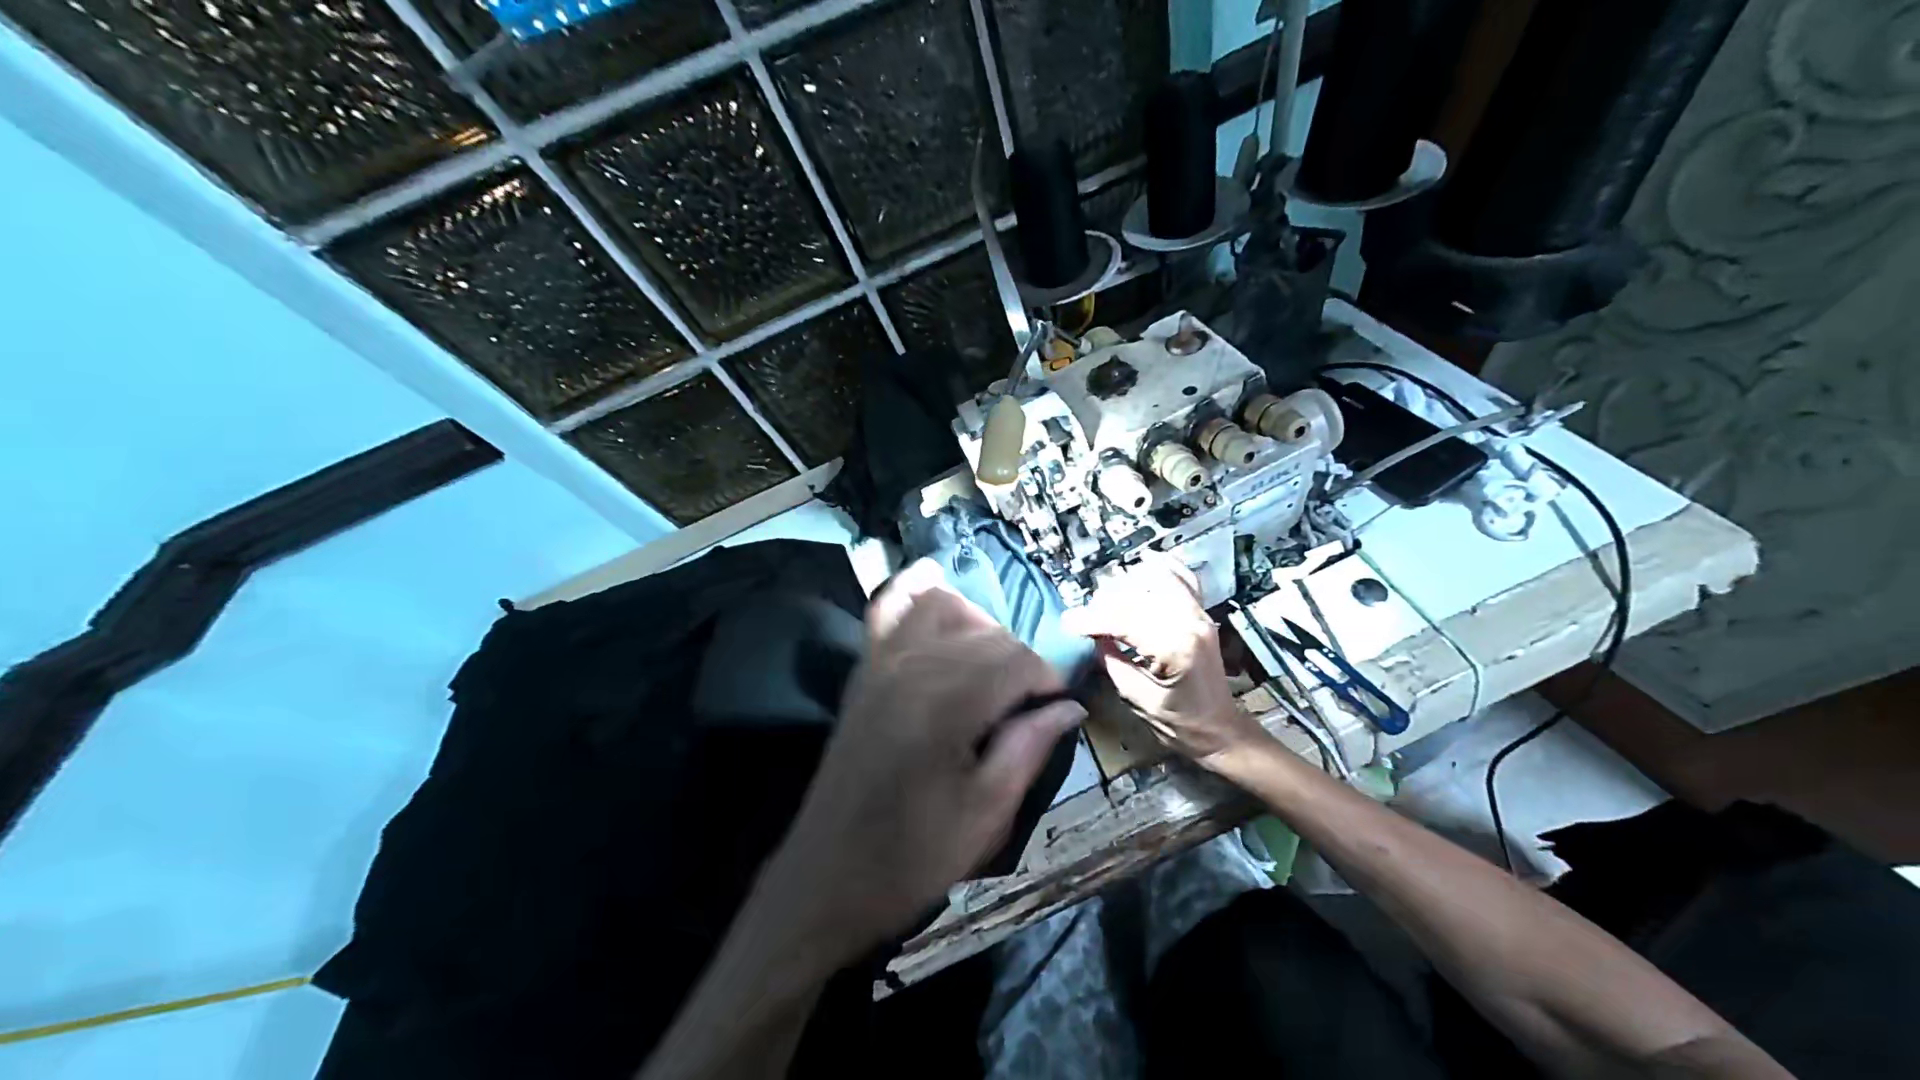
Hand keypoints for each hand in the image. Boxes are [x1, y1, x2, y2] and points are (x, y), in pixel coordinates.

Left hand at [761, 560, 1085, 964]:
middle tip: (1029, 706)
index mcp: (945, 704)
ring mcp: (880, 663)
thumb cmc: (911, 858)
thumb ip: (1029, 748)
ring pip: (941, 606)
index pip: (1016, 659)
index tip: (1057, 711)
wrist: (827, 879)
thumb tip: (1070, 706)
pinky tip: (933, 584)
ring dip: (978, 625)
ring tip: (992, 668)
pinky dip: (913, 591)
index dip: (1048, 680)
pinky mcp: (863, 672)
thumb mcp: (985, 815)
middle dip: (1019, 660)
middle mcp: (911, 666)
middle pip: (986, 632)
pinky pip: (887, 609)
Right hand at [1060, 554, 1270, 765]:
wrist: (1219, 729)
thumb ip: (1112, 663)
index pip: (1124, 621)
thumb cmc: (1180, 723)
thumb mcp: (1137, 699)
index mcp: (1176, 649)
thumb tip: (1091, 637)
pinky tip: (1144, 564)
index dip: (1092, 620)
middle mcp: (1190, 623)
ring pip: (1155, 583)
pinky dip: (1162, 569)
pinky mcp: (1201, 614)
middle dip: (1104, 605)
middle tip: (1083, 618)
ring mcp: (1199, 615)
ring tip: (1104, 601)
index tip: (1069, 623)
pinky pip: (1182, 580)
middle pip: (1136, 599)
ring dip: (1125, 588)